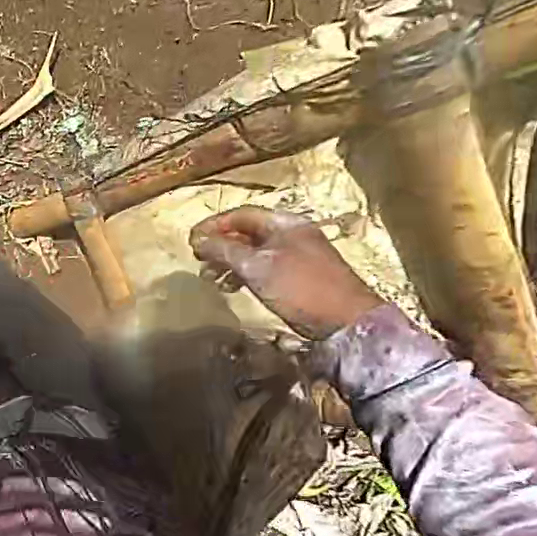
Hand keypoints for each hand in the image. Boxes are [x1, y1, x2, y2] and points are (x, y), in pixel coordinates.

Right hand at [190, 206, 385, 339]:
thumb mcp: (256, 267)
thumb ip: (224, 250)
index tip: (191, 241)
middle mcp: (290, 234)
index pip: (240, 215)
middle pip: (245, 232)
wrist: (346, 319)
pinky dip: (242, 273)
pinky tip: (231, 286)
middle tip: (198, 260)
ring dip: (227, 261)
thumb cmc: (300, 288)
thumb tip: (199, 240)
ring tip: (210, 278)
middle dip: (218, 245)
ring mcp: (295, 254)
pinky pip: (261, 266)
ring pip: (252, 251)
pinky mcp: (296, 275)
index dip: (213, 225)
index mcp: (284, 224)